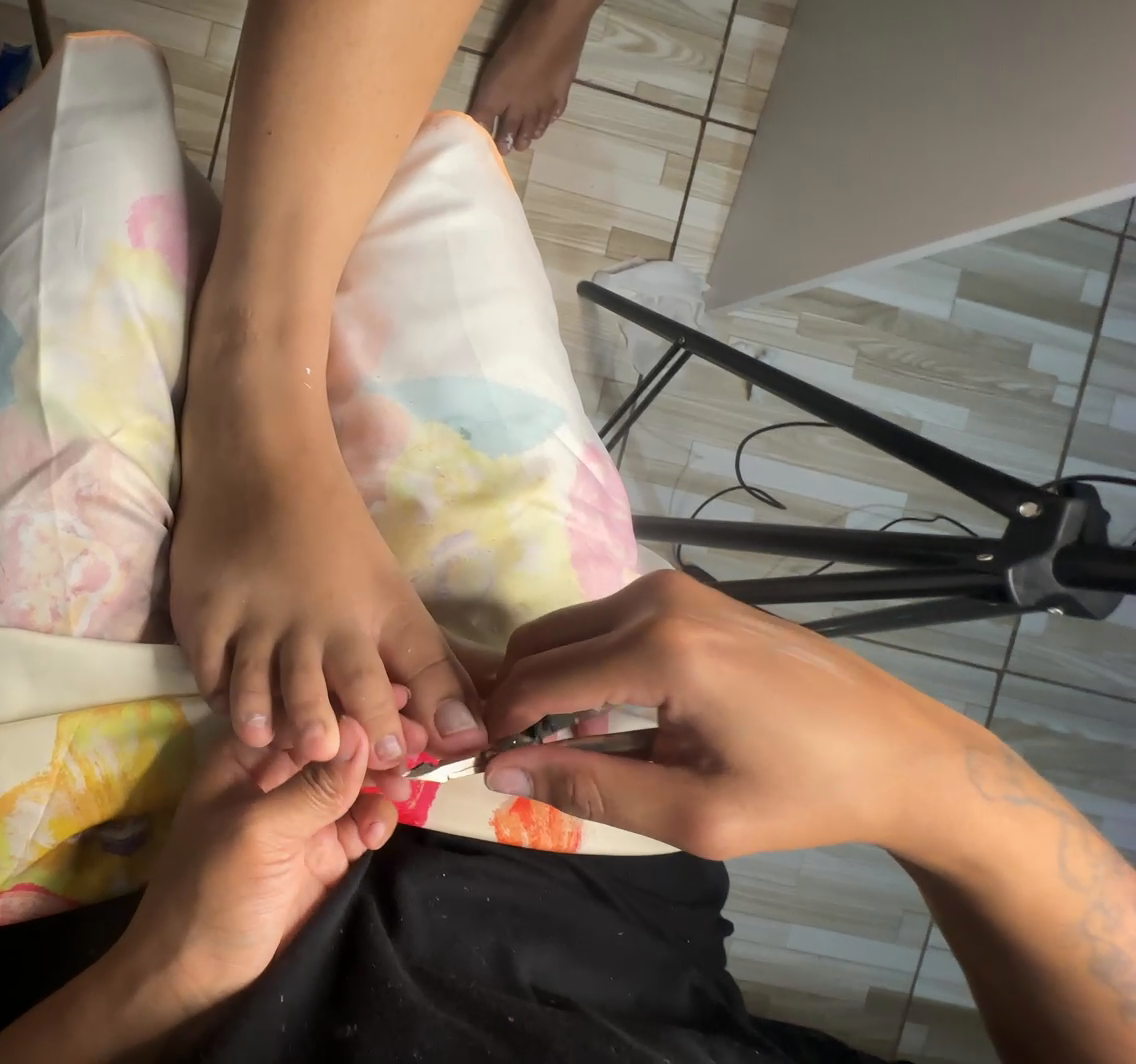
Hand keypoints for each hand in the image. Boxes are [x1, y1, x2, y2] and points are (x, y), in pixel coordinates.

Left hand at [109, 716, 398, 1014]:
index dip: (343, 702)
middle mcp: (274, 779)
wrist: (198, 981)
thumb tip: (360, 729)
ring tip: (407, 780)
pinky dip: (377, 819)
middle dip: (371, 738)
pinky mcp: (325, 856)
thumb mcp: (257, 832)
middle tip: (416, 734)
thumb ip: (311, 787)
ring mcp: (302, 818)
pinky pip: (361, 824)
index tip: (392, 690)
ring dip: (382, 777)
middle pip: (332, 745)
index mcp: (243, 758)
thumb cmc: (211, 892)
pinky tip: (382, 825)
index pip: (299, 714)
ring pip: (353, 782)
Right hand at [171, 316, 481, 773]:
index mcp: (358, 621)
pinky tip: (228, 713)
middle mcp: (305, 627)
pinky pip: (208, 670)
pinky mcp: (203, 615)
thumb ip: (430, 667)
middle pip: (313, 698)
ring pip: (254, 691)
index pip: (379, 693)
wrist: (262, 465)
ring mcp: (248, 621)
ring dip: (263, 722)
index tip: (389, 761)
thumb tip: (468, 735)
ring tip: (265, 744)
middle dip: (321, 733)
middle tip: (323, 756)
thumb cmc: (335, 531)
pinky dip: (219, 697)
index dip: (385, 733)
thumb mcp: (394, 596)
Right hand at [477, 571, 1004, 860]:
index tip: (489, 761)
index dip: (502, 723)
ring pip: (563, 629)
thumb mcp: (696, 816)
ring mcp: (670, 587)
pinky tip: (610, 708)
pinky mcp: (683, 591)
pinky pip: (598, 622)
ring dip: (548, 679)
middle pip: (538, 642)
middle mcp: (653, 600)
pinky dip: (582, 662)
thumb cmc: (808, 795)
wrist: (913, 757)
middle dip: (515, 697)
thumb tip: (495, 770)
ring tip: (570, 737)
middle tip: (521, 751)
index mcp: (659, 650)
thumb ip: (587, 788)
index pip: (537, 679)